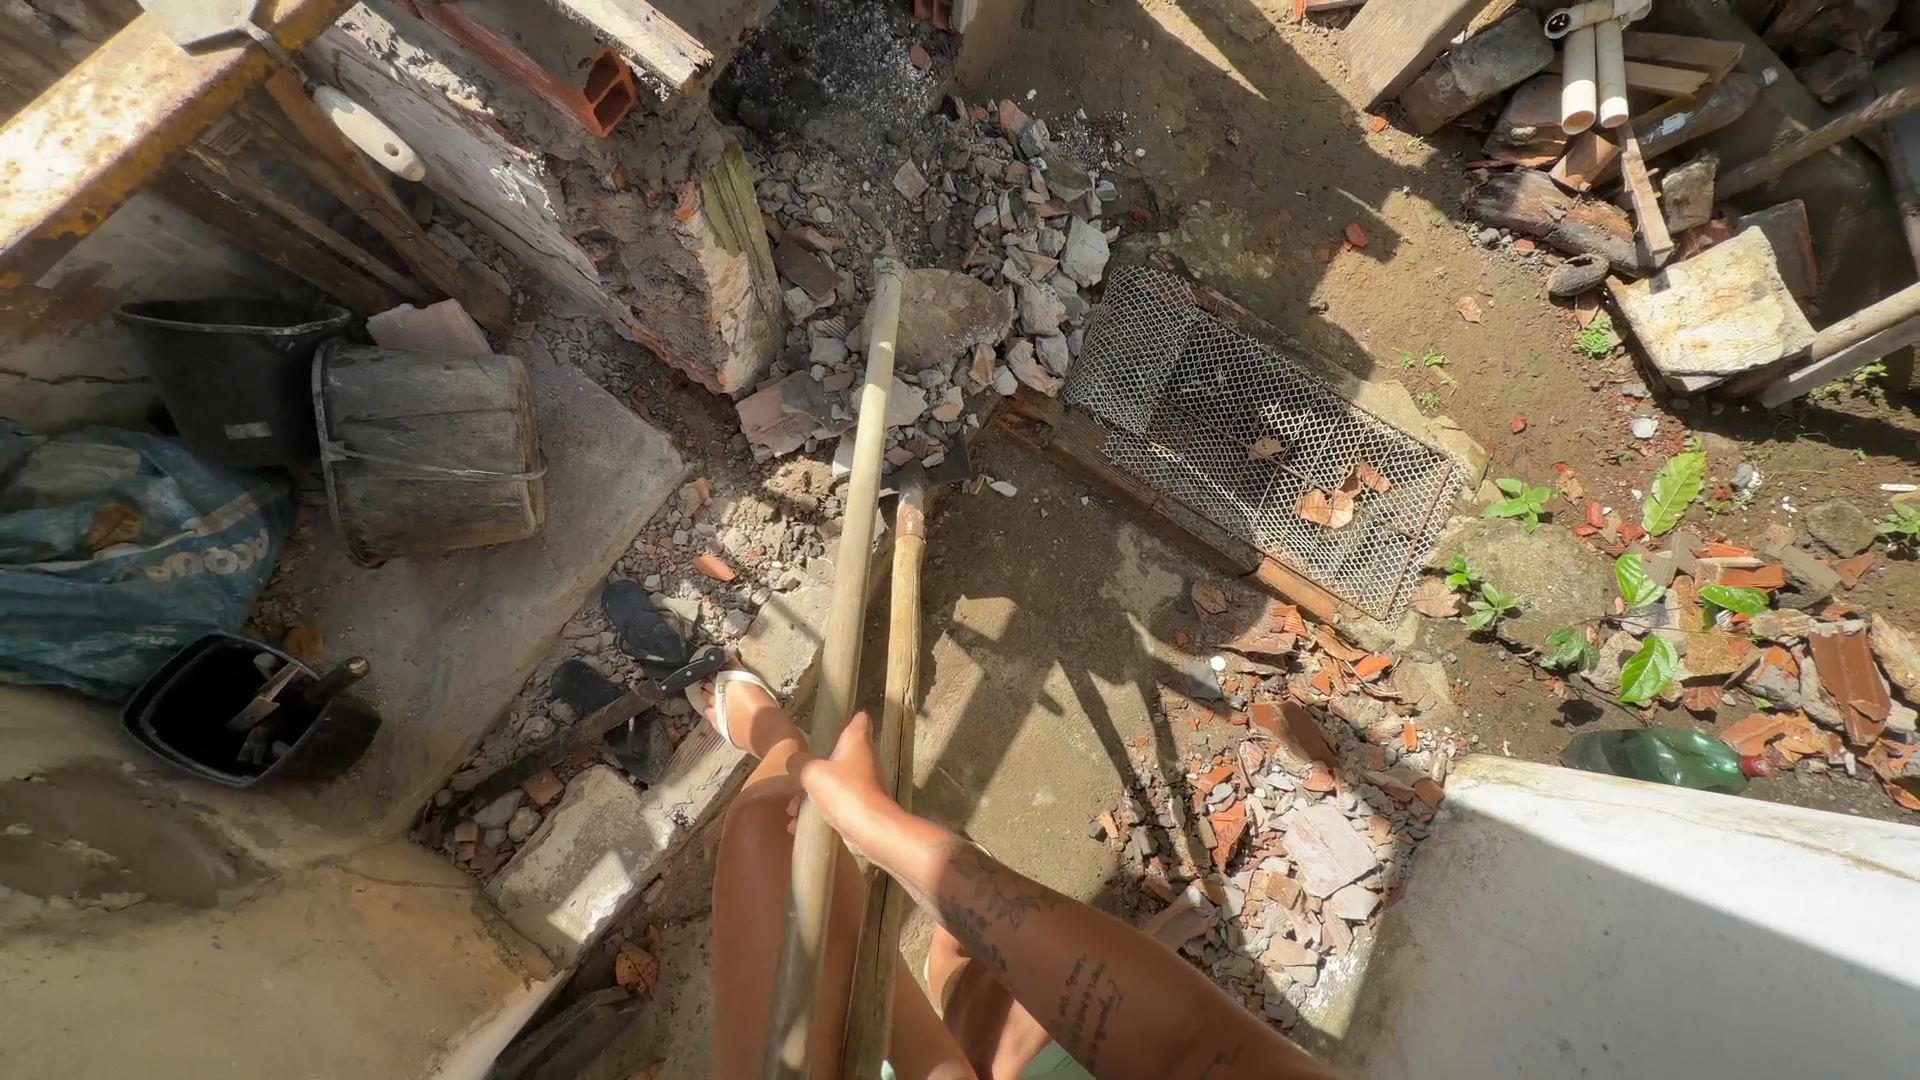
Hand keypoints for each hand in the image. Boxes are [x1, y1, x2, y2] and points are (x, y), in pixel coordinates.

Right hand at [786, 712, 898, 854]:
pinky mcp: (860, 804)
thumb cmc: (844, 791)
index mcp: (856, 741)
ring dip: (811, 792)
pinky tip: (797, 825)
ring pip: (833, 780)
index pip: (859, 719)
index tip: (832, 724)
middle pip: (838, 753)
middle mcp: (863, 758)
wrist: (869, 828)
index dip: (848, 718)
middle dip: (815, 766)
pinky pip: (835, 802)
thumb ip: (799, 763)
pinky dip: (818, 810)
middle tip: (797, 776)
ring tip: (792, 808)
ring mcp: (863, 782)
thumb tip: (794, 761)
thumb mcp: (812, 773)